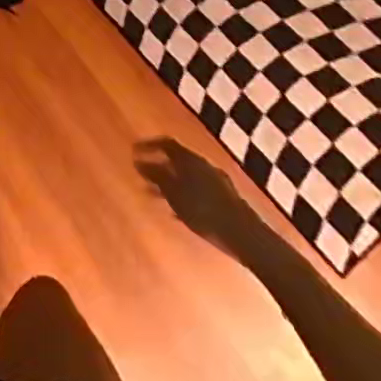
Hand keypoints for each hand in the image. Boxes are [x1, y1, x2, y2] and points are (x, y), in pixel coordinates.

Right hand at [134, 138, 268, 260]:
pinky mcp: (225, 201)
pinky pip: (197, 192)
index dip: (149, 144)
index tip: (134, 149)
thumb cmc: (204, 211)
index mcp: (191, 160)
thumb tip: (139, 161)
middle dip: (158, 166)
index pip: (167, 143)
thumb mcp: (174, 193)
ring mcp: (217, 183)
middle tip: (142, 174)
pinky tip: (176, 212)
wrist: (245, 237)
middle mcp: (205, 167)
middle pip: (177, 160)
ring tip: (154, 195)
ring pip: (187, 178)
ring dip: (169, 183)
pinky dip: (183, 196)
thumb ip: (156, 175)